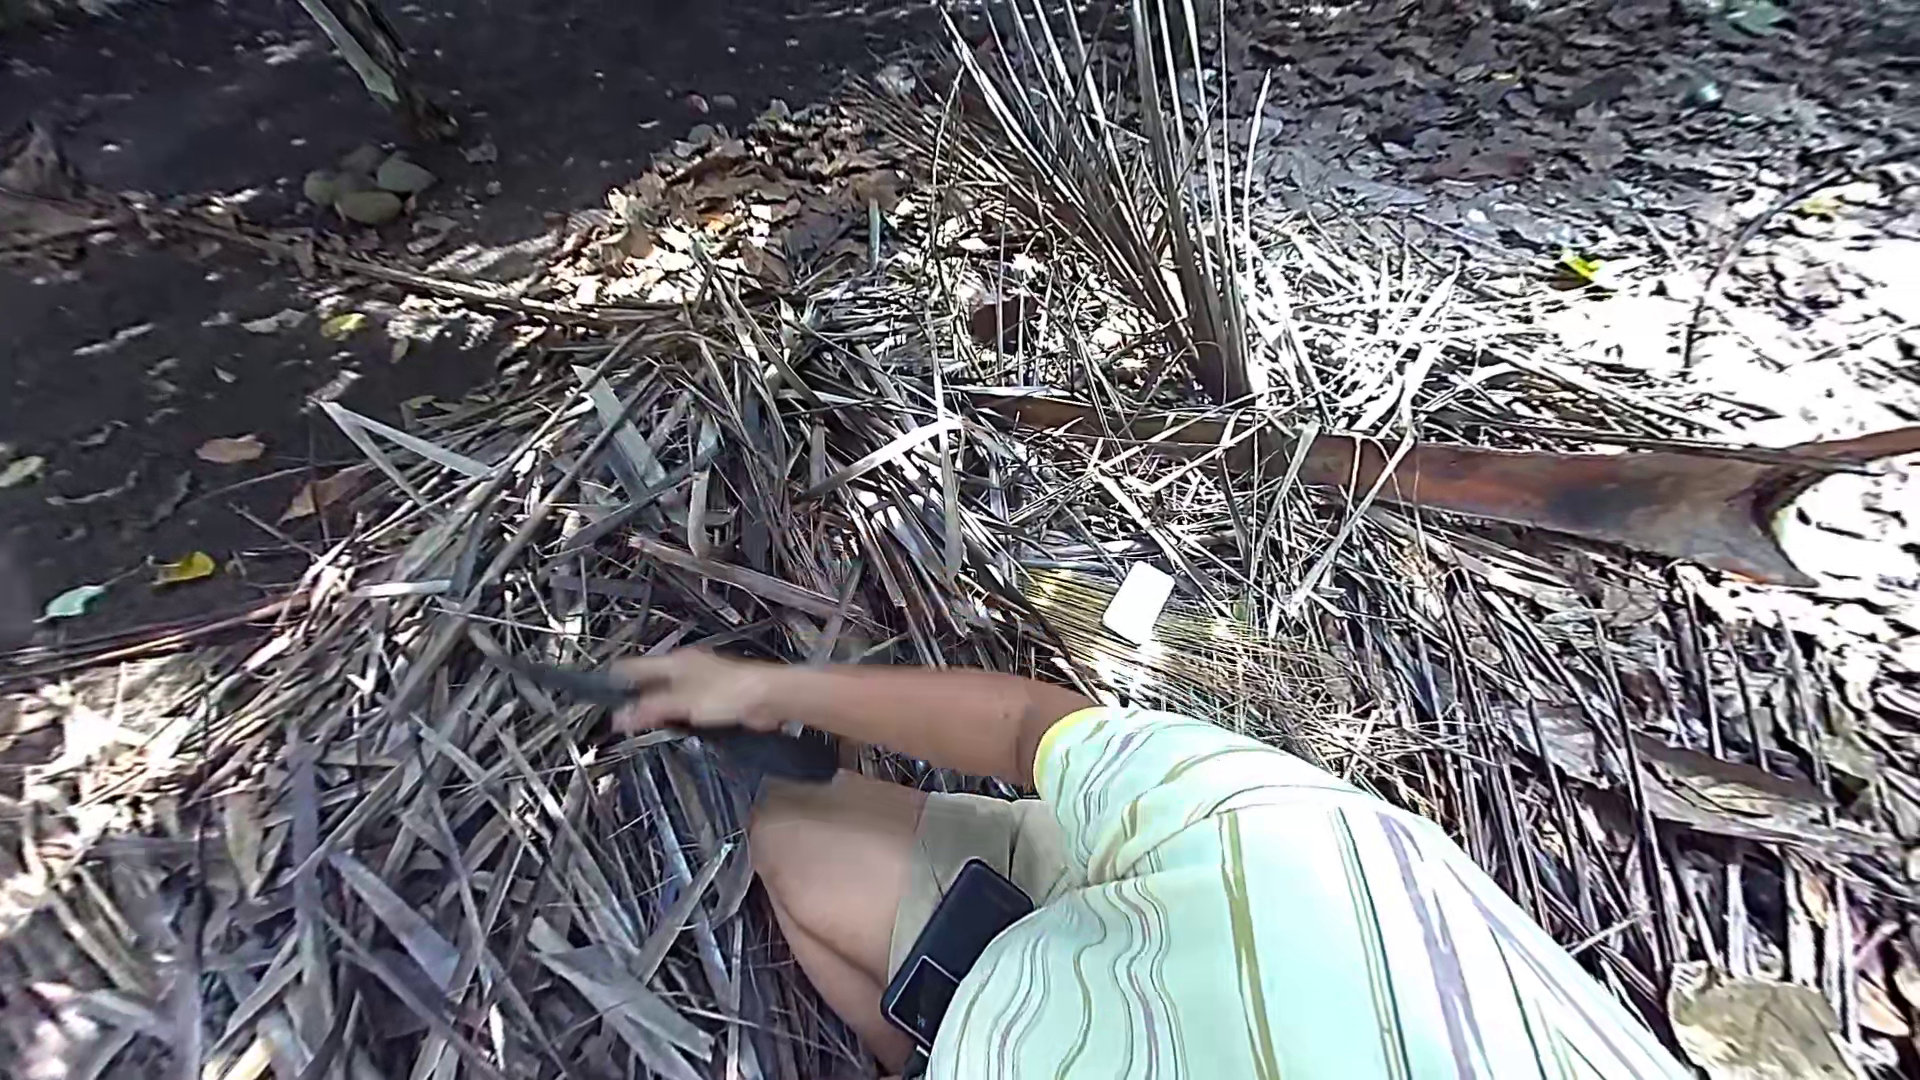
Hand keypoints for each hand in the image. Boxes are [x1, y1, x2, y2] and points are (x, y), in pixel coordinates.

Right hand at [608, 649, 785, 732]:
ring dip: (656, 713)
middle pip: (648, 683)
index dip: (612, 682)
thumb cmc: (731, 691)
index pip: (632, 667)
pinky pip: (685, 708)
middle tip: (617, 724)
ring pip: (667, 697)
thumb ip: (650, 708)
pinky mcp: (714, 698)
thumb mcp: (682, 702)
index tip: (596, 700)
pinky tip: (673, 730)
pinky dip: (676, 718)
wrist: (769, 697)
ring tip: (640, 731)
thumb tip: (619, 717)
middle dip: (634, 702)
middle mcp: (686, 668)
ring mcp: (701, 682)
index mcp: (675, 661)